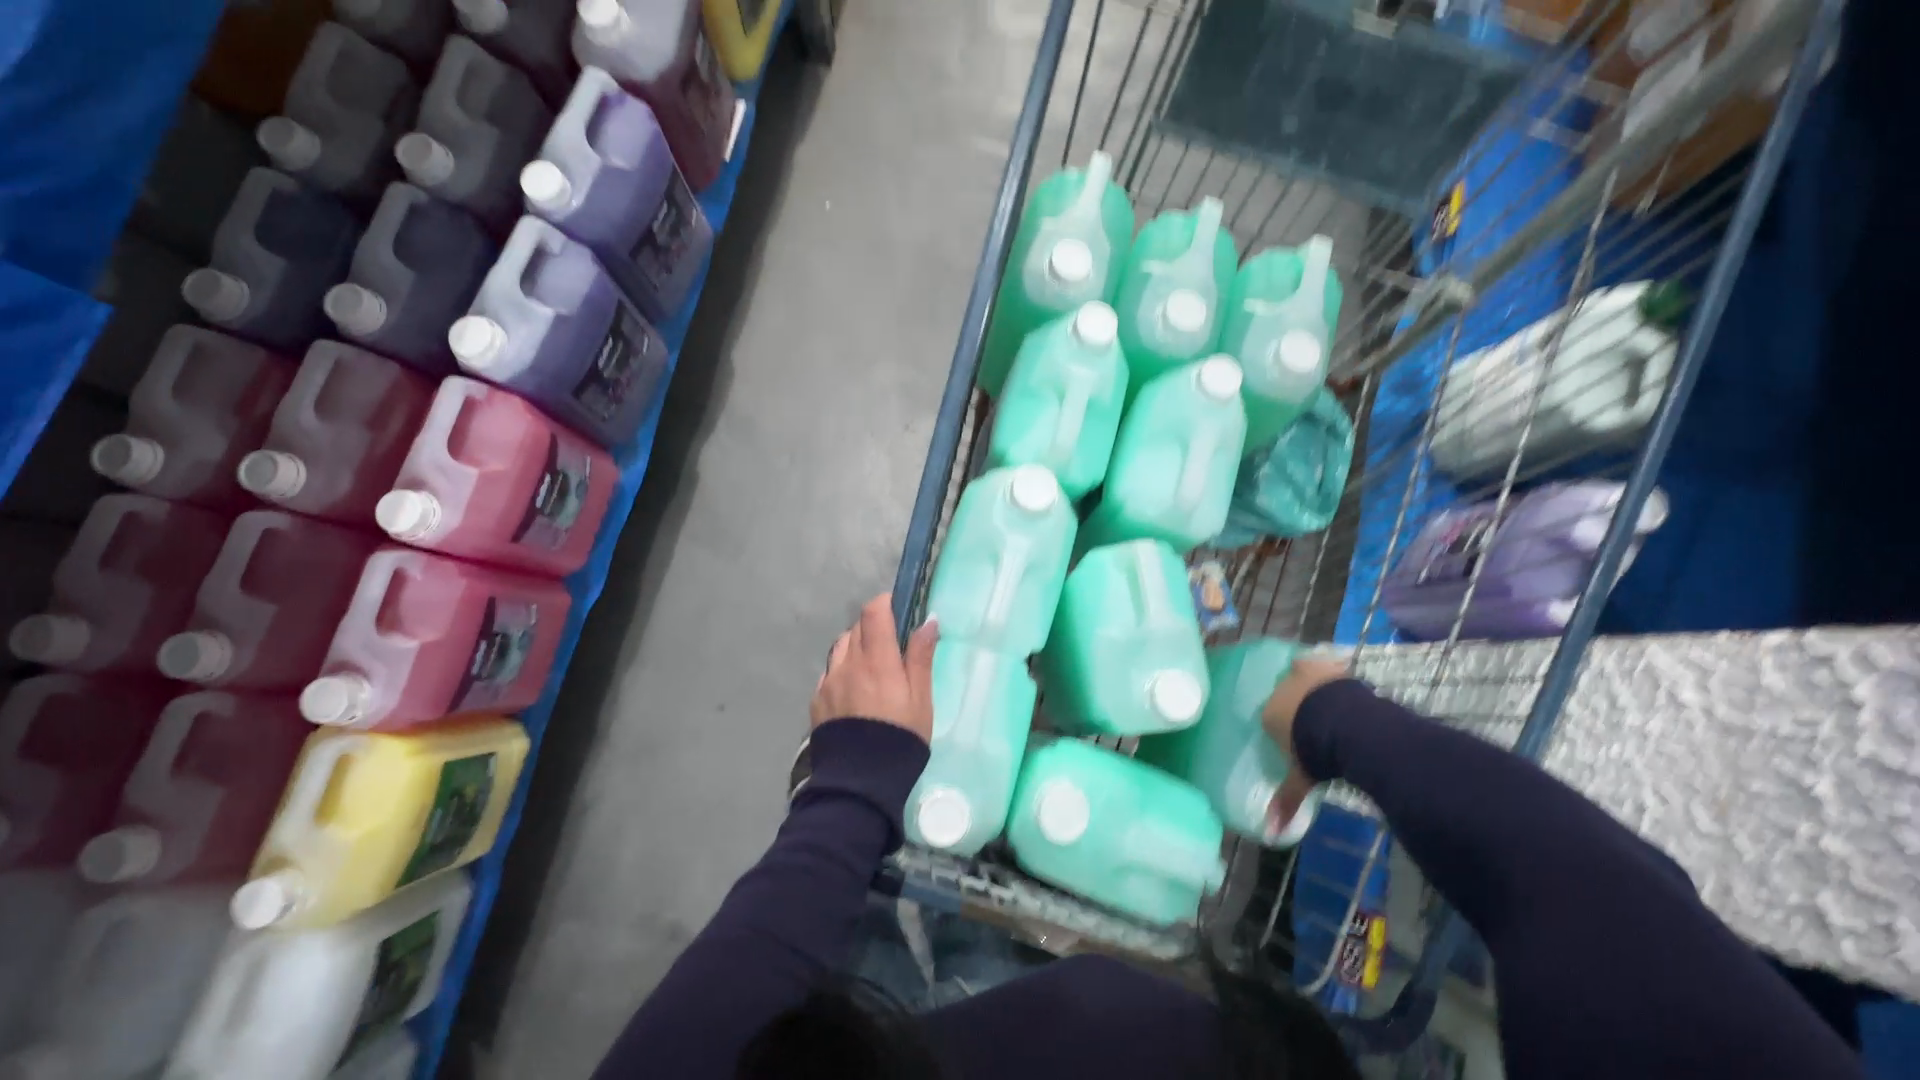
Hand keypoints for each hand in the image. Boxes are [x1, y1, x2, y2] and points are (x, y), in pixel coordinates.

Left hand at [810, 594, 938, 743]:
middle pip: (856, 628)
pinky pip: (829, 672)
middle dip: (874, 627)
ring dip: (855, 646)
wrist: (860, 781)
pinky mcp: (817, 700)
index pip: (874, 612)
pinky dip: (842, 670)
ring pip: (840, 648)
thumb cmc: (901, 737)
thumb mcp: (921, 699)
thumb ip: (921, 657)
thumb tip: (928, 621)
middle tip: (891, 645)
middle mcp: (848, 664)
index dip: (885, 604)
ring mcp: (828, 682)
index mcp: (877, 660)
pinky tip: (854, 690)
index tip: (898, 610)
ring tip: (872, 667)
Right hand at [1261, 655, 1349, 828]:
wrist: (1345, 726)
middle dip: (1297, 701)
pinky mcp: (1330, 667)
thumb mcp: (1302, 779)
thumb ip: (1287, 801)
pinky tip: (1344, 680)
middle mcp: (1282, 690)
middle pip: (1285, 692)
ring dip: (1312, 680)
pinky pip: (1327, 663)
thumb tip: (1270, 832)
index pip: (1271, 717)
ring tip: (1327, 695)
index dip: (1284, 727)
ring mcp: (1306, 675)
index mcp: (1269, 714)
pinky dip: (1333, 669)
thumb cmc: (1316, 751)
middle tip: (1313, 716)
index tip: (1299, 739)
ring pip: (1302, 670)